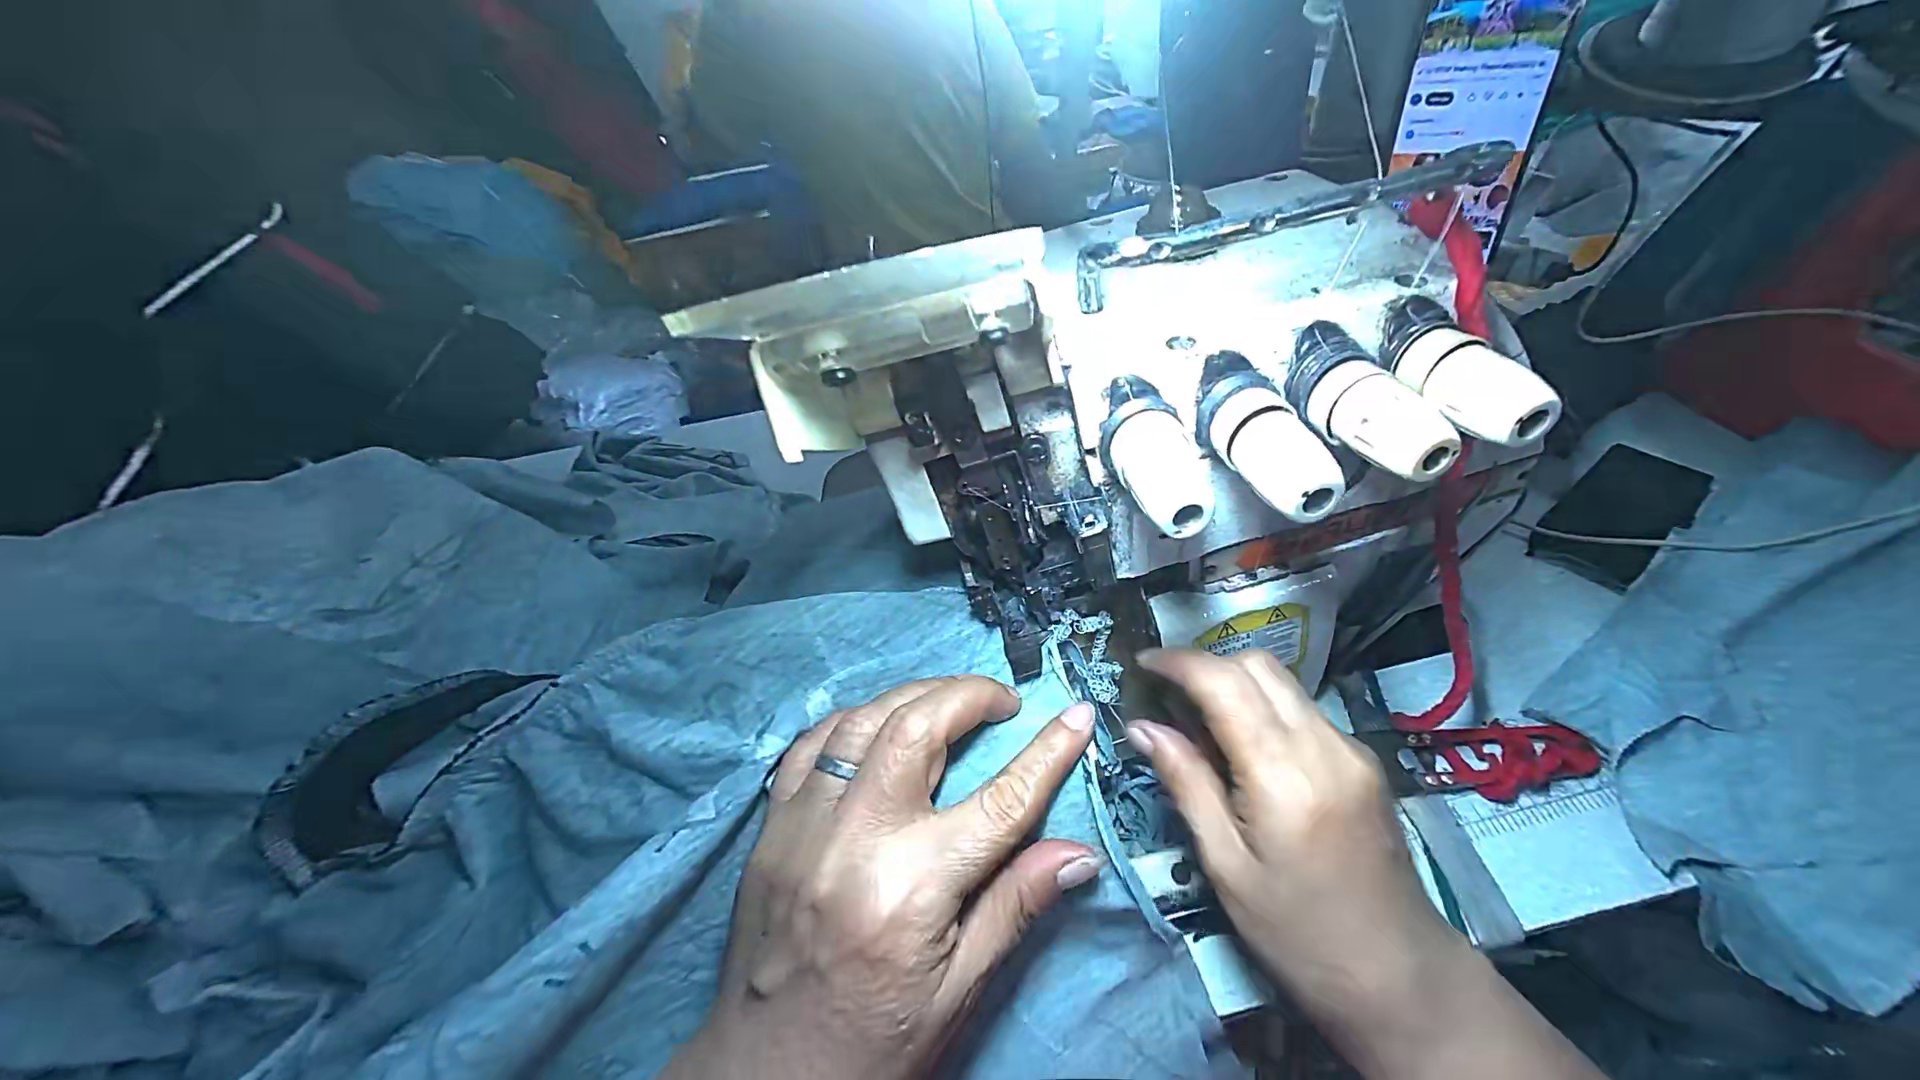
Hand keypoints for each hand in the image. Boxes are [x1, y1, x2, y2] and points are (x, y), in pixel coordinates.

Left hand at [666, 677, 1100, 1079]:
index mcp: (914, 889)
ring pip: (861, 722)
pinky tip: (879, 724)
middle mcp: (856, 841)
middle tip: (1002, 700)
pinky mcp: (771, 825)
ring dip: (914, 696)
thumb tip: (1081, 852)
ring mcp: (803, 825)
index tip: (1076, 714)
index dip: (1047, 752)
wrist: (763, 1073)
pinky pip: (810, 744)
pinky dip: (854, 720)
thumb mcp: (960, 990)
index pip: (1001, 802)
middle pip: (916, 729)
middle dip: (968, 695)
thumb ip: (1016, 906)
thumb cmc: (876, 1039)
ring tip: (948, 703)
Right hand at [1126, 649, 1603, 1079]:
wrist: (1402, 977)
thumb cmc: (1297, 932)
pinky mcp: (1363, 759)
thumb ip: (1186, 782)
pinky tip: (1243, 747)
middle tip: (1168, 694)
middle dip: (1206, 665)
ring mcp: (1351, 748)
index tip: (1142, 664)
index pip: (1224, 682)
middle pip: (1257, 665)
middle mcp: (1324, 745)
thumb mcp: (1225, 863)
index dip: (1177, 662)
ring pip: (1282, 681)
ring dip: (1233, 683)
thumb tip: (1141, 726)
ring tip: (1199, 722)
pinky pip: (1301, 709)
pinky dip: (1262, 707)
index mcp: (1283, 774)